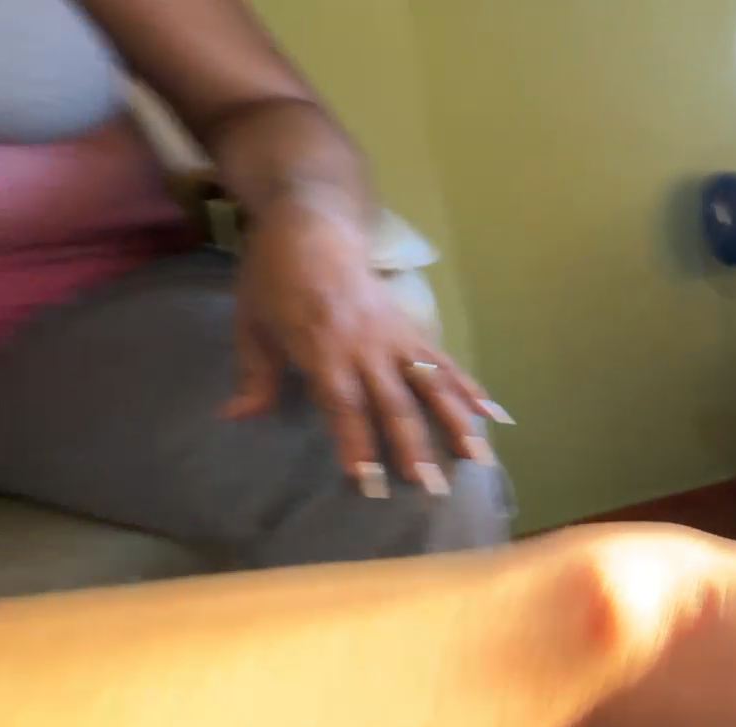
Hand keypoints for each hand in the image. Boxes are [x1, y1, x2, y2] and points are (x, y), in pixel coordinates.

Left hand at [224, 193, 507, 496]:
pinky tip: (497, 415)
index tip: (370, 481)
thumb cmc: (274, 279)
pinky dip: (473, 391)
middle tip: (431, 486)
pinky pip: (449, 367)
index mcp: (322, 349)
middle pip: (397, 406)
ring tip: (479, 458)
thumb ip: (255, 375)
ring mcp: (399, 341)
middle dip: (415, 448)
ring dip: (458, 425)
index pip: (344, 406)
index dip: (357, 444)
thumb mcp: (251, 324)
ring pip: (433, 389)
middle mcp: (368, 349)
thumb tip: (238, 418)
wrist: (314, 230)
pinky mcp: (417, 334)